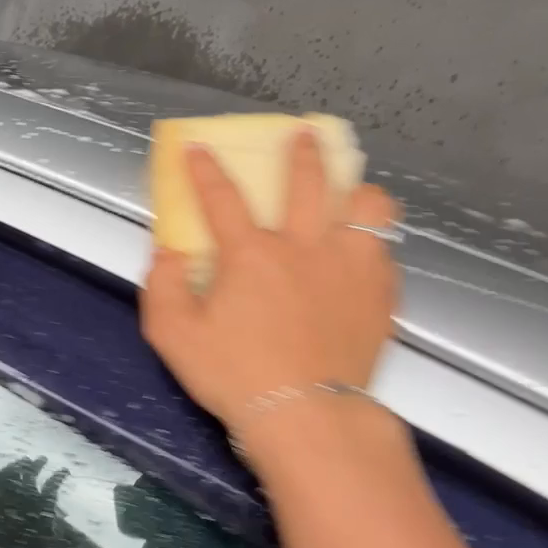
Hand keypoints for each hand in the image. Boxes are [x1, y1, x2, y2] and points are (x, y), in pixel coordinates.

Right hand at [140, 129, 400, 437]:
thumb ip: (162, 286)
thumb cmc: (231, 373)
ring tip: (349, 197)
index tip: (197, 148)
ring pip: (370, 206)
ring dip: (356, 192)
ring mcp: (352, 268)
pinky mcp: (381, 295)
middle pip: (310, 182)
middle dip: (303, 152)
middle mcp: (306, 248)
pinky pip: (386, 249)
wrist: (305, 413)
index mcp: (251, 255)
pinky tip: (361, 252)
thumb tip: (168, 253)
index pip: (223, 198)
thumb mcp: (171, 335)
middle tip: (302, 135)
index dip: (205, 170)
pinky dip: (372, 240)